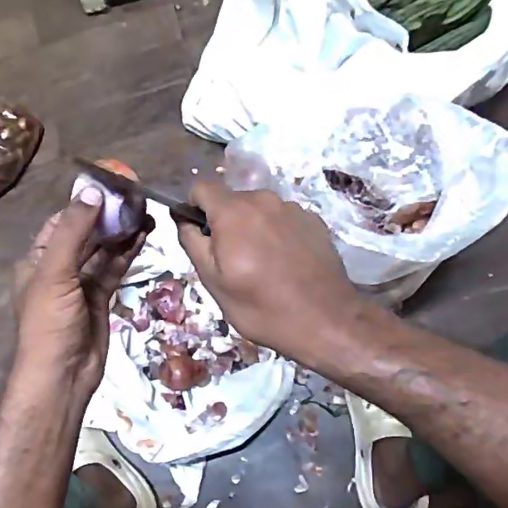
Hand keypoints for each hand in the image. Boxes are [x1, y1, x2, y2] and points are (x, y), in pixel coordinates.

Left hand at [11, 185, 142, 400]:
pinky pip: (113, 270)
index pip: (61, 222)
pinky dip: (127, 254)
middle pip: (85, 234)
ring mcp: (80, 284)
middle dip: (108, 217)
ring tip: (145, 212)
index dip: (85, 204)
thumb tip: (91, 192)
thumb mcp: (54, 272)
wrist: (63, 375)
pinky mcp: (100, 299)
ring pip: (102, 251)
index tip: (112, 186)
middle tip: (136, 197)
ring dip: (121, 233)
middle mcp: (58, 268)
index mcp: (38, 260)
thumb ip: (73, 232)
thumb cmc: (50, 323)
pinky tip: (143, 236)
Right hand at [176, 182, 382, 366]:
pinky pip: (283, 220)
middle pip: (232, 200)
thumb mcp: (213, 282)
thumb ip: (192, 243)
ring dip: (252, 229)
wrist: (325, 320)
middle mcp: (264, 200)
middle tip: (231, 261)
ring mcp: (293, 209)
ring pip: (259, 210)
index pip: (202, 188)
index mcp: (233, 212)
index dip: (194, 208)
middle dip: (225, 223)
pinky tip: (285, 264)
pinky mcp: (314, 221)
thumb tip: (183, 219)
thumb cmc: (260, 307)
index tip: (199, 235)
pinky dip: (276, 234)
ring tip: (261, 265)